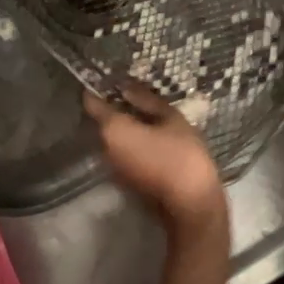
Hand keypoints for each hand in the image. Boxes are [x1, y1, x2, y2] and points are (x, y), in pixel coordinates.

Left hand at [84, 87, 225, 230]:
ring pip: (113, 138)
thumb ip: (146, 101)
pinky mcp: (124, 180)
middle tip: (136, 92)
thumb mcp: (171, 119)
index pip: (92, 103)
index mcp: (113, 130)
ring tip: (147, 113)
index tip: (109, 77)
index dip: (97, 88)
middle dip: (115, 106)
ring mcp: (113, 167)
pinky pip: (122, 152)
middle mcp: (105, 148)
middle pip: (102, 121)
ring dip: (125, 125)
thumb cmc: (183, 156)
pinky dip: (131, 142)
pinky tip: (151, 136)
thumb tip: (125, 87)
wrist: (191, 206)